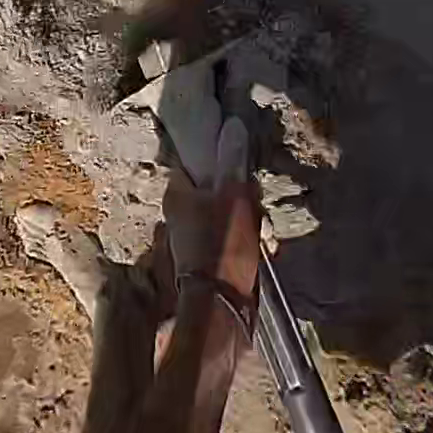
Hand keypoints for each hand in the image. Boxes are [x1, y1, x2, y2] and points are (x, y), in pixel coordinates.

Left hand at [162, 116, 260, 299]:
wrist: (221, 307)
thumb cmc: (223, 244)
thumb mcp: (234, 196)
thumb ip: (232, 161)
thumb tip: (231, 125)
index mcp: (175, 194)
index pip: (192, 163)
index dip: (214, 159)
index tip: (235, 164)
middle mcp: (174, 214)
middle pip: (207, 188)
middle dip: (231, 190)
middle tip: (252, 197)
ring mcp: (186, 238)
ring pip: (216, 211)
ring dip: (237, 214)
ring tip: (257, 221)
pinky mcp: (200, 258)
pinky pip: (220, 233)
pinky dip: (235, 233)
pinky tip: (254, 241)